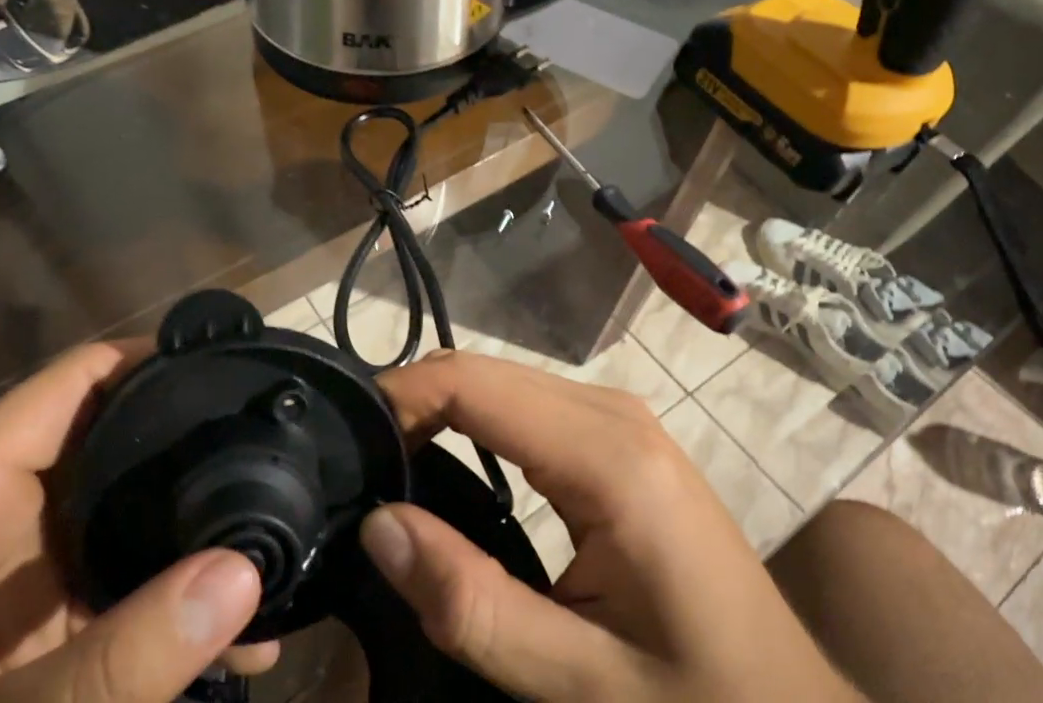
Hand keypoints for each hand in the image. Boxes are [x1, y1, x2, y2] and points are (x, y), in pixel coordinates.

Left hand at [0, 339, 279, 702]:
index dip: (150, 362)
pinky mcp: (20, 644)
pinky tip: (236, 643)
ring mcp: (6, 587)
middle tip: (284, 464)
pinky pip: (107, 599)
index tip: (236, 368)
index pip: (68, 387)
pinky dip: (167, 612)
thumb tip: (244, 574)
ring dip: (189, 548)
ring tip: (285, 558)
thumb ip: (115, 660)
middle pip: (106, 452)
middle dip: (191, 461)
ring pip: (115, 530)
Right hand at [364, 350, 860, 701]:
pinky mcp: (621, 443)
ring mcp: (622, 422)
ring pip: (500, 384)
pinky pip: (525, 409)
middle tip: (351, 469)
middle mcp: (614, 414)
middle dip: (408, 406)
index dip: (396, 401)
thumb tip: (378, 525)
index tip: (342, 449)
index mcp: (610, 458)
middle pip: (482, 372)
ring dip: (435, 414)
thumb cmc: (700, 699)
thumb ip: (475, 606)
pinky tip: (441, 467)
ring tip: (382, 470)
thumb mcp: (585, 683)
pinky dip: (471, 425)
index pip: (472, 384)